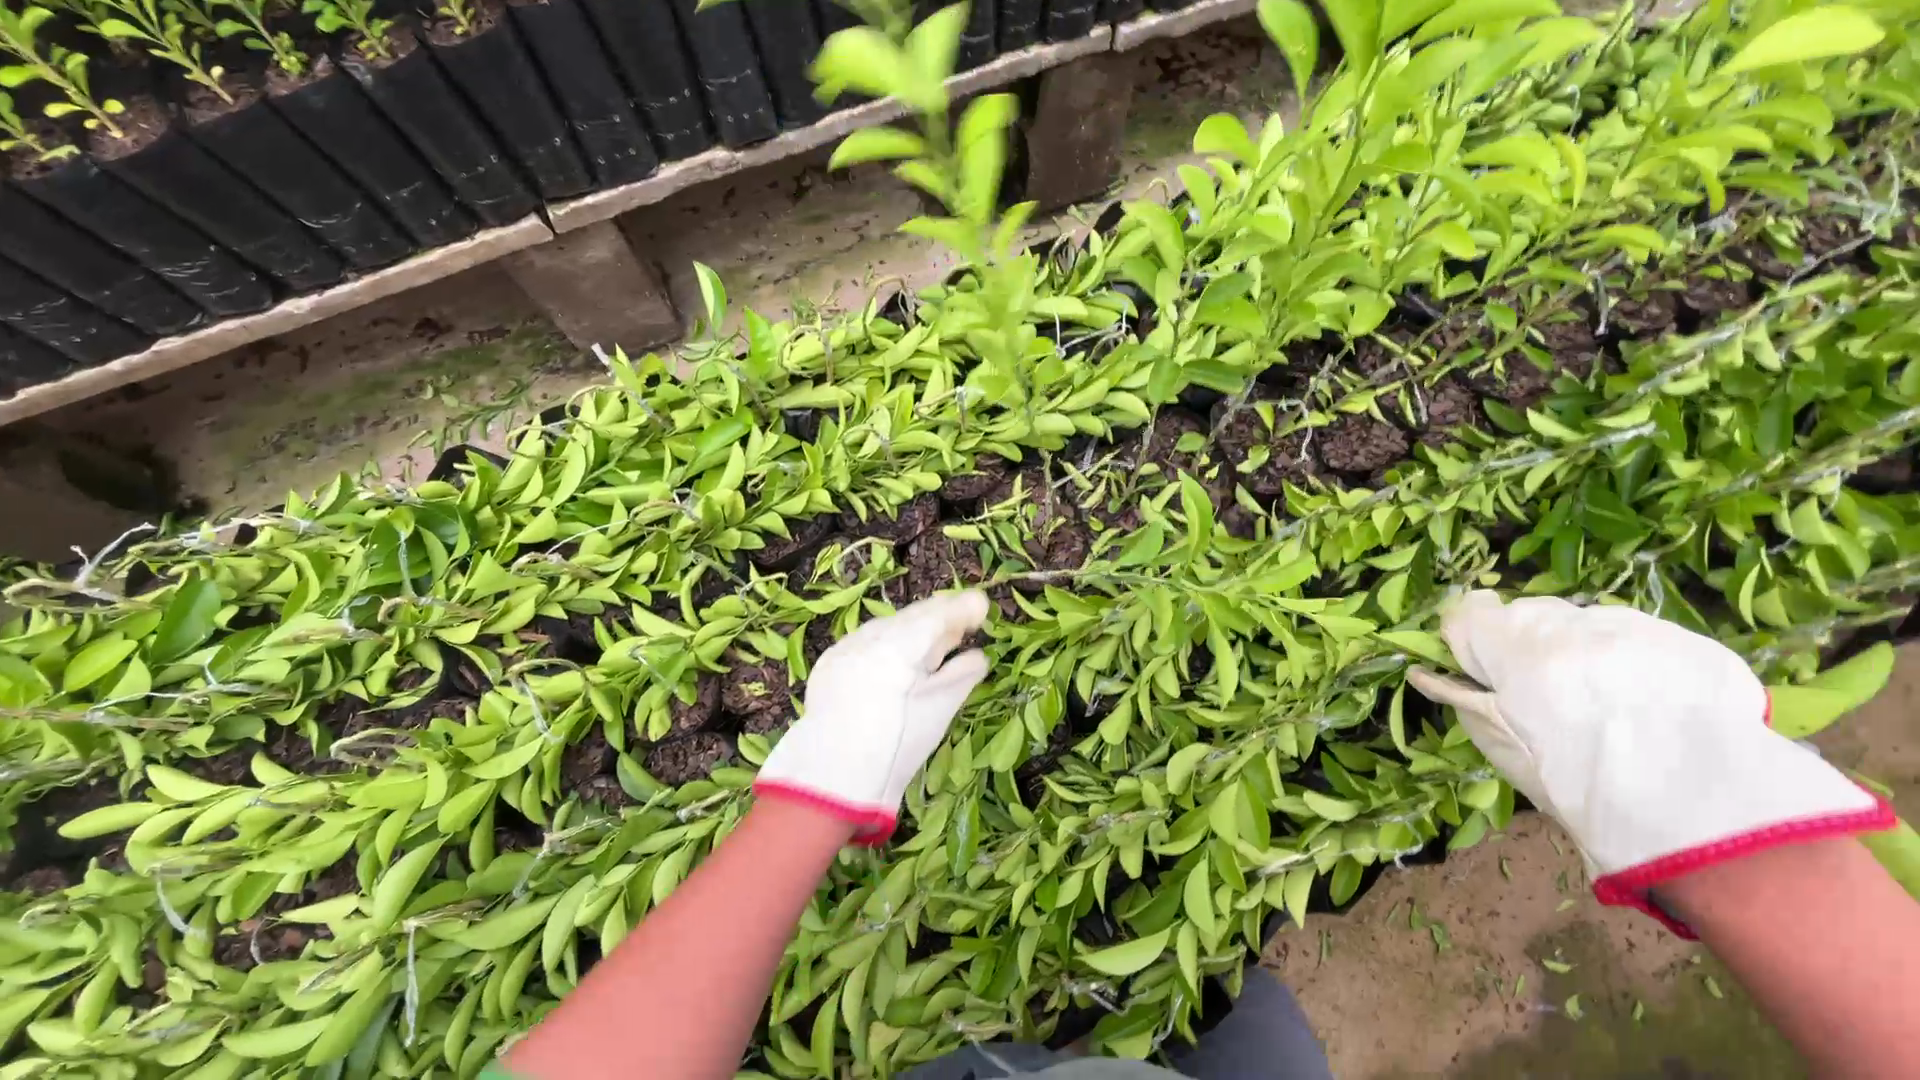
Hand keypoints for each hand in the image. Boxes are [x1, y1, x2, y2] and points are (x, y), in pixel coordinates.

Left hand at [753, 590, 990, 844]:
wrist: (836, 775)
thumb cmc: (898, 744)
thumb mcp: (938, 710)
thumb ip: (961, 675)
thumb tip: (977, 656)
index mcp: (898, 647)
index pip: (935, 617)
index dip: (961, 609)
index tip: (982, 605)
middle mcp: (869, 639)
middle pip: (911, 618)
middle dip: (939, 616)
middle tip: (965, 619)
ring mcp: (845, 649)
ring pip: (888, 627)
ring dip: (914, 629)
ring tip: (936, 639)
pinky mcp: (830, 663)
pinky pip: (866, 642)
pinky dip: (888, 642)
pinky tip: (899, 656)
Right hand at [1407, 590, 1892, 934]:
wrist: (1703, 812)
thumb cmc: (1577, 785)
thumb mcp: (1503, 747)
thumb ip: (1463, 699)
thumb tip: (1426, 674)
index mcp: (1518, 651)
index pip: (1469, 614)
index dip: (1468, 638)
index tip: (1475, 665)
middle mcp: (1571, 626)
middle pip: (1528, 613)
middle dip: (1523, 641)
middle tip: (1539, 691)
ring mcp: (1631, 628)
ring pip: (1582, 621)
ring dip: (1576, 647)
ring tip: (1597, 698)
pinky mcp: (1684, 640)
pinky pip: (1636, 636)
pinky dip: (1626, 658)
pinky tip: (1642, 700)